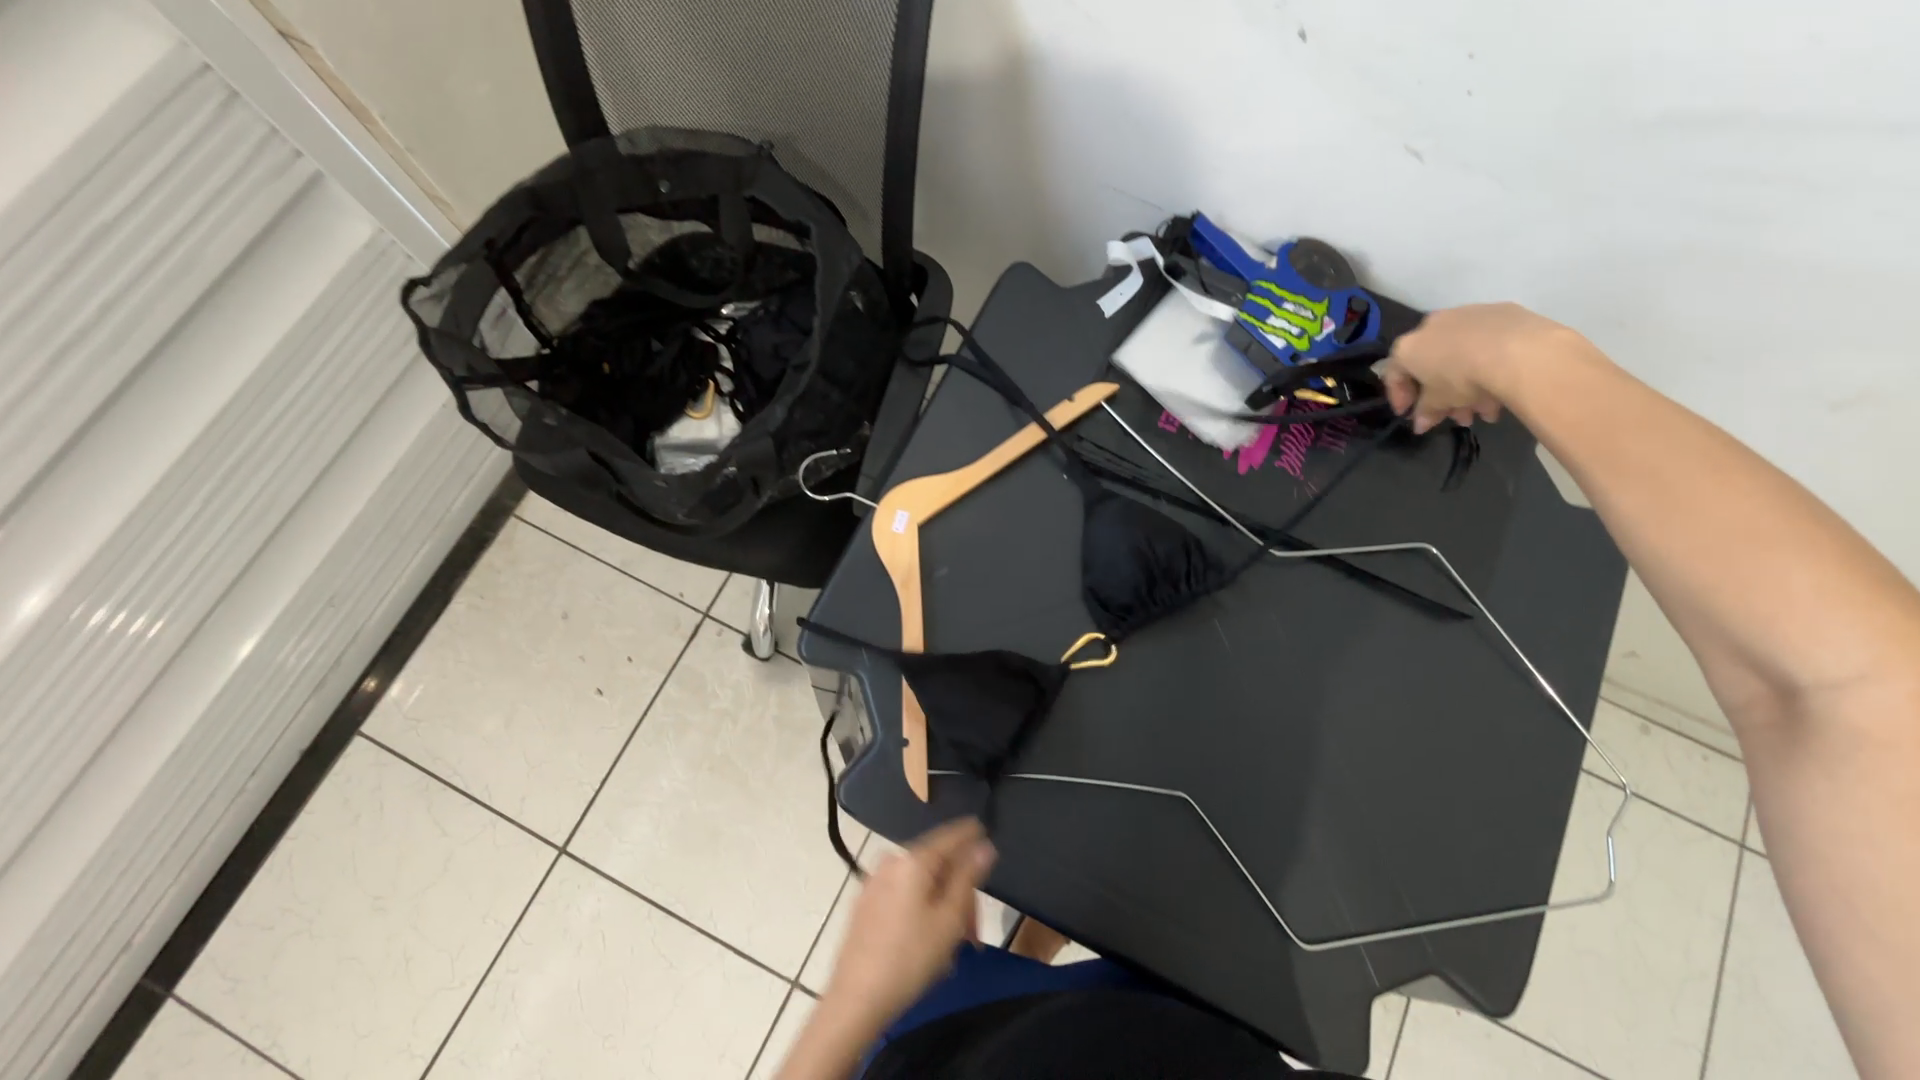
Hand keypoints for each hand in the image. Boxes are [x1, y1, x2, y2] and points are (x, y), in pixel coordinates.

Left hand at [822, 818, 995, 1028]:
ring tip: (954, 945)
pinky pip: (903, 897)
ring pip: (920, 885)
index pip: (950, 836)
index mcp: (912, 860)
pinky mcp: (864, 905)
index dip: (972, 835)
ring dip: (943, 907)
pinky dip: (922, 911)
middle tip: (974, 930)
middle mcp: (890, 863)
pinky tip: (928, 943)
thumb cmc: (910, 957)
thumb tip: (984, 845)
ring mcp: (873, 883)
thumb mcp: (950, 919)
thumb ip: (968, 877)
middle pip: (936, 865)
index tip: (987, 833)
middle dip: (960, 892)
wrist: (856, 999)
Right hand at [1381, 302, 1589, 433]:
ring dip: (1469, 386)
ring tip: (1485, 411)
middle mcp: (1431, 326)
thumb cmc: (1463, 378)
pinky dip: (1488, 364)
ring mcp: (1465, 315)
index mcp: (1409, 347)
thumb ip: (1426, 412)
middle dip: (1443, 395)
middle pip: (1432, 365)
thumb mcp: (1439, 402)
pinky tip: (1503, 388)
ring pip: (1461, 355)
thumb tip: (1420, 424)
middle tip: (1456, 417)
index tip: (1409, 414)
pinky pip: (1486, 343)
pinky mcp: (1498, 312)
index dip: (1399, 397)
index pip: (1394, 374)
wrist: (1517, 350)